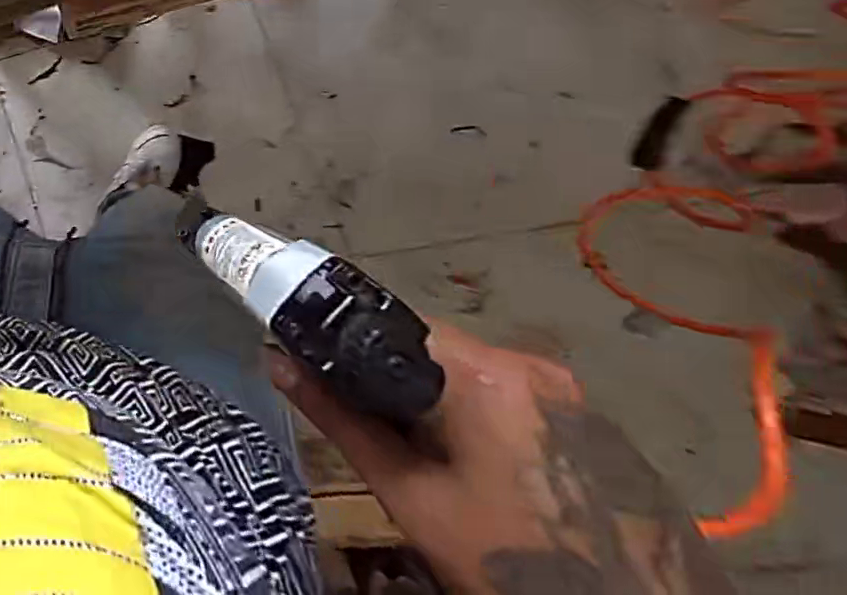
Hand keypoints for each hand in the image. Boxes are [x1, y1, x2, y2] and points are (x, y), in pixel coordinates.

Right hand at [269, 322, 732, 594]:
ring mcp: (583, 403)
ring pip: (476, 380)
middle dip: (399, 386)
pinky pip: (521, 407)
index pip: (392, 325)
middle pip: (435, 353)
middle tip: (387, 439)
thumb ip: (338, 418)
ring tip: (439, 466)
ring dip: (444, 407)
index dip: (350, 348)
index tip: (327, 377)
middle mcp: (540, 370)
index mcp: (488, 373)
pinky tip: (493, 482)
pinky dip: (490, 428)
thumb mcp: (409, 493)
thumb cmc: (509, 560)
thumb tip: (275, 361)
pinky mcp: (608, 435)